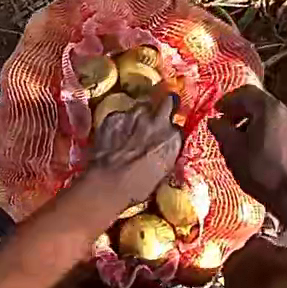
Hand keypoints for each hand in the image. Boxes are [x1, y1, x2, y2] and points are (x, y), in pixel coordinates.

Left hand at [69, 94, 182, 220]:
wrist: (108, 183)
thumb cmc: (138, 186)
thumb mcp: (163, 171)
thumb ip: (167, 152)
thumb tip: (165, 148)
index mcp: (173, 138)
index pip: (178, 126)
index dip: (172, 129)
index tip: (167, 134)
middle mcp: (157, 121)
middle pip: (168, 101)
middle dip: (166, 104)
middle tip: (160, 111)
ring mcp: (135, 115)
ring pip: (142, 106)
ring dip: (140, 114)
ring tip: (133, 126)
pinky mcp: (114, 116)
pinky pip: (120, 115)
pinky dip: (119, 122)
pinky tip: (114, 133)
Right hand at [208, 85, 286, 214]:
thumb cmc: (259, 170)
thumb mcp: (233, 149)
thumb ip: (221, 130)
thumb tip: (214, 121)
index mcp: (269, 109)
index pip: (245, 92)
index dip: (227, 100)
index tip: (216, 111)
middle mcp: (284, 110)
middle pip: (258, 100)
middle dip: (238, 108)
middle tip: (224, 122)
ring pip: (267, 112)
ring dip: (249, 118)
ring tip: (235, 135)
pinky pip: (275, 123)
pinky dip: (261, 126)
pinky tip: (251, 144)